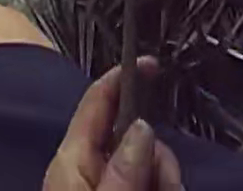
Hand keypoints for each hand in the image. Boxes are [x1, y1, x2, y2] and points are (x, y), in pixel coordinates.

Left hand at [45, 59, 181, 190]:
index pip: (99, 96)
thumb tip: (143, 124)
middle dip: (159, 152)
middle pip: (133, 133)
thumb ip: (123, 170)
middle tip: (169, 182)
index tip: (154, 63)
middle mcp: (87, 166)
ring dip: (164, 176)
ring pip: (146, 160)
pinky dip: (161, 186)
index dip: (125, 73)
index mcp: (73, 157)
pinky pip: (147, 181)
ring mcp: (102, 186)